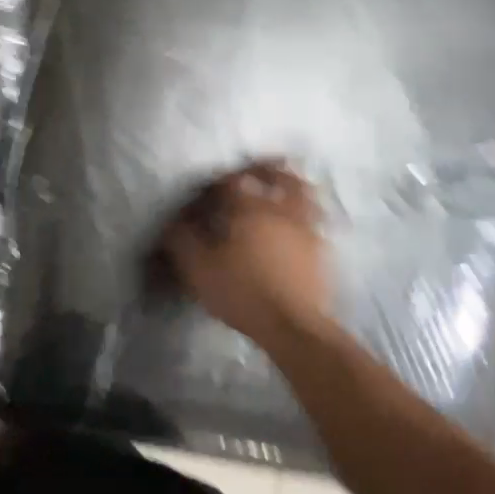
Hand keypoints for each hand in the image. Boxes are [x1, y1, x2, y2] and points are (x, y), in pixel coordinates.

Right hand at [163, 161, 333, 345]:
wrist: (292, 326)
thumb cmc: (240, 292)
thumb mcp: (197, 268)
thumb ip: (182, 239)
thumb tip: (172, 220)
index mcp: (250, 211)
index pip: (234, 181)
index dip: (220, 178)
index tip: (210, 182)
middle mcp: (282, 212)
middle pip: (283, 178)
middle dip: (271, 170)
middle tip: (262, 167)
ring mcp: (308, 231)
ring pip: (306, 197)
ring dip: (295, 188)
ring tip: (285, 190)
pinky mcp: (322, 252)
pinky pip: (315, 221)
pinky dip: (306, 214)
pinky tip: (296, 225)